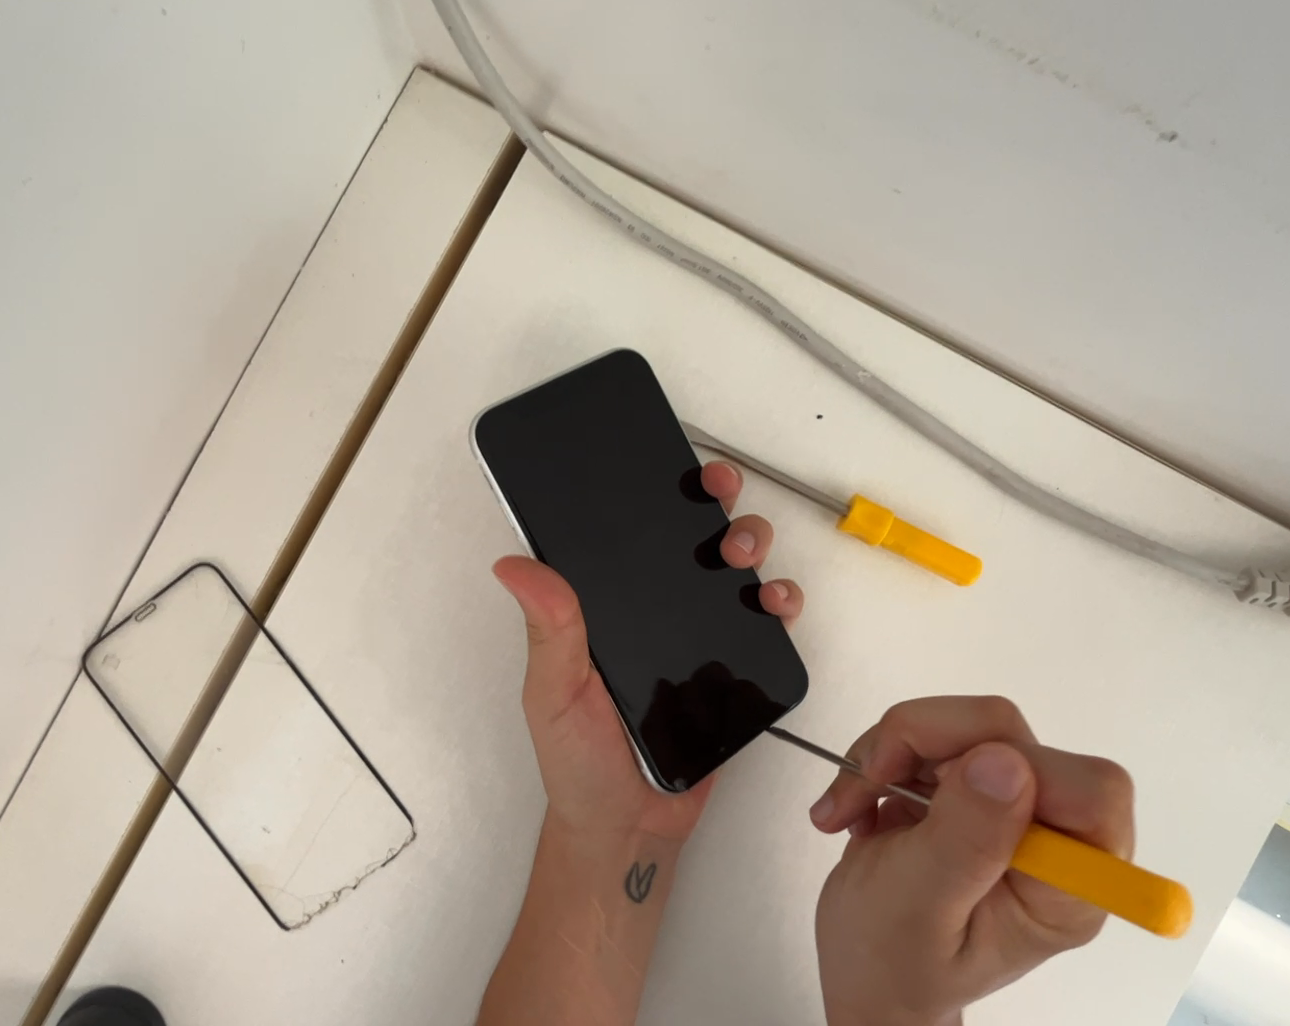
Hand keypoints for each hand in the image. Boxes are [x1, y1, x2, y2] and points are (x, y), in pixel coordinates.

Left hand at [492, 460, 804, 846]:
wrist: (632, 825)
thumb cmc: (580, 759)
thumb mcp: (554, 691)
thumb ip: (548, 631)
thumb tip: (512, 564)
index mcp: (603, 607)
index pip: (626, 536)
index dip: (649, 494)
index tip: (668, 465)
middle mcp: (652, 610)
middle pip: (688, 539)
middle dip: (711, 505)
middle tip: (716, 498)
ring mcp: (696, 635)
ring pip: (732, 569)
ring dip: (748, 542)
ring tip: (743, 556)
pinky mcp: (732, 666)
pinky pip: (763, 623)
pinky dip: (777, 602)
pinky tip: (774, 602)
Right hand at [809, 697, 1133, 1025]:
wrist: (863, 970)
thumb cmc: (890, 962)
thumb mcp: (920, 907)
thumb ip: (965, 840)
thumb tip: (1004, 761)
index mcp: (1064, 883)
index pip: (1087, 789)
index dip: (1018, 767)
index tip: (942, 788)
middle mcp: (1046, 835)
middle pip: (1007, 734)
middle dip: (922, 742)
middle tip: (869, 782)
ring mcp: (1001, 804)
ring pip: (956, 724)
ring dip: (886, 750)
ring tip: (847, 806)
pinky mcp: (962, 784)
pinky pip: (924, 734)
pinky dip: (876, 756)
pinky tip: (854, 804)